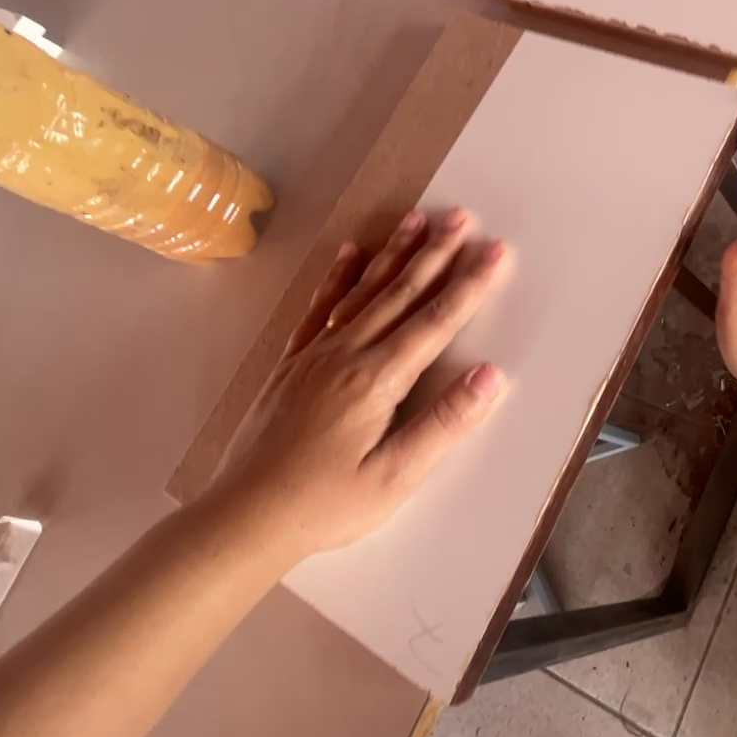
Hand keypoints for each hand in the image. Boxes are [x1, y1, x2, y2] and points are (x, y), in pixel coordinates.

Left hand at [205, 208, 511, 564]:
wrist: (241, 520)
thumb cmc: (326, 503)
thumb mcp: (396, 476)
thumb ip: (444, 424)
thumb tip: (490, 376)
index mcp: (376, 379)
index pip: (435, 322)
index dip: (469, 285)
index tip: (494, 251)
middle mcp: (346, 354)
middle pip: (400, 294)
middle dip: (436, 253)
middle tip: (461, 217)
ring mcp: (315, 355)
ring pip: (364, 291)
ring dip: (395, 253)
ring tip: (417, 218)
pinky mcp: (292, 363)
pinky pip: (320, 307)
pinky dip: (338, 276)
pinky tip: (351, 252)